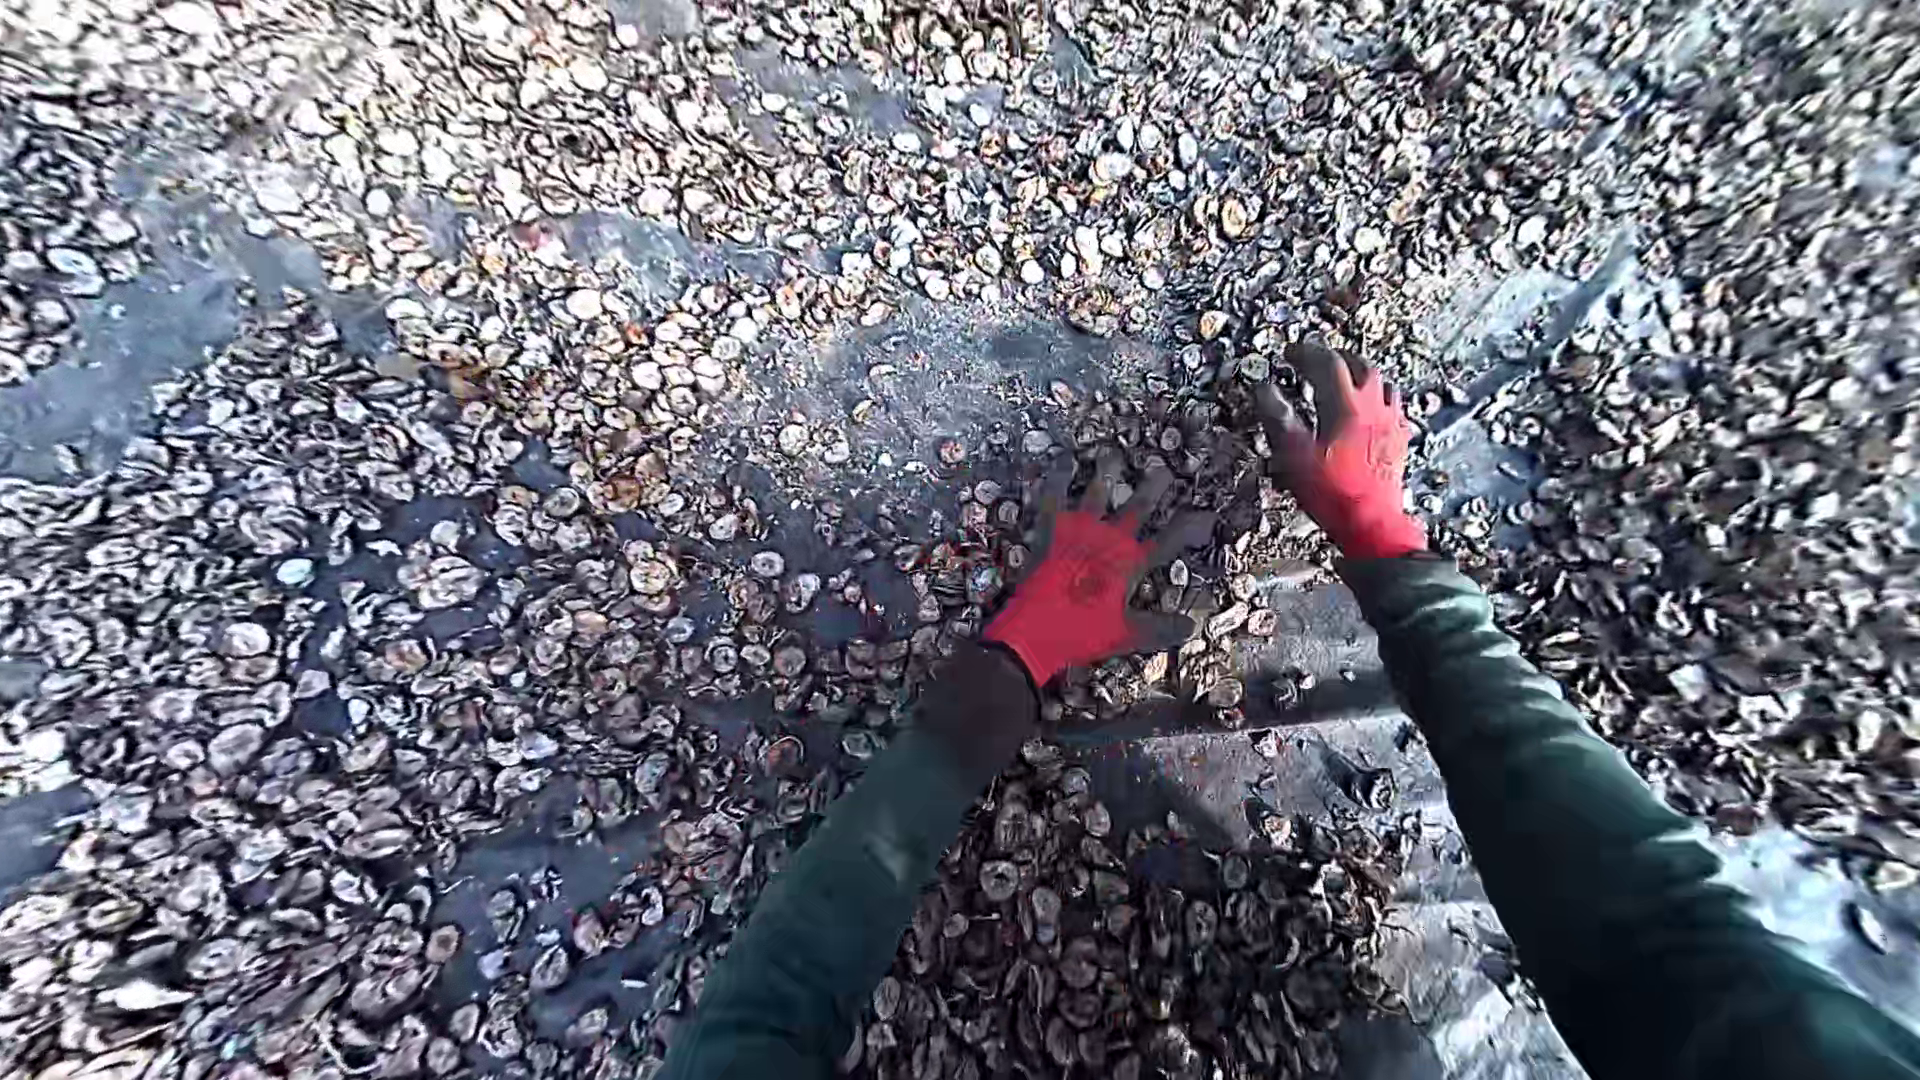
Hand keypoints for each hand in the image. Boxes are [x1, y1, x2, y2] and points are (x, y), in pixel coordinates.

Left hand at [983, 454, 1214, 686]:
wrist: (1036, 630)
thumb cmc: (1082, 632)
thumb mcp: (1127, 634)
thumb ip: (1160, 627)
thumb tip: (1191, 626)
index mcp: (1130, 563)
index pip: (1170, 539)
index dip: (1191, 526)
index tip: (1207, 515)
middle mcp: (1108, 540)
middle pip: (1137, 506)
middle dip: (1154, 488)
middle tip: (1164, 472)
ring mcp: (1078, 532)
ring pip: (1097, 493)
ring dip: (1107, 474)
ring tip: (1112, 456)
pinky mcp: (1050, 531)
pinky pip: (1052, 498)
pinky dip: (1056, 478)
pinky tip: (1060, 461)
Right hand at [1255, 340, 1427, 559]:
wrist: (1372, 522)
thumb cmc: (1331, 492)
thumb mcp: (1294, 456)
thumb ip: (1278, 419)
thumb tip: (1262, 390)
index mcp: (1346, 407)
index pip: (1326, 364)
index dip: (1305, 353)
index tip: (1288, 353)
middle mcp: (1374, 407)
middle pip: (1359, 366)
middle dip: (1334, 356)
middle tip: (1313, 358)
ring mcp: (1391, 422)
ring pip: (1379, 381)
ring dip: (1357, 371)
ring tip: (1340, 374)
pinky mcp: (1399, 437)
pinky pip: (1392, 402)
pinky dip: (1375, 394)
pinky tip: (1367, 404)